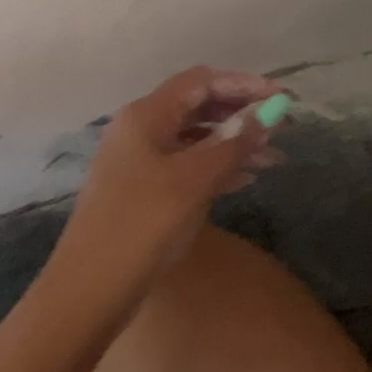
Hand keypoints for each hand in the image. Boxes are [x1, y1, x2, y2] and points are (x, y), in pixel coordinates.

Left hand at [56, 66, 284, 288]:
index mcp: (146, 115)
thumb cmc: (142, 225)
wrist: (91, 289)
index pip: (201, 82)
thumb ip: (232, 144)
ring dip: (233, 142)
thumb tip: (266, 115)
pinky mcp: (144, 190)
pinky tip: (246, 178)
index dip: (243, 84)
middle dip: (240, 113)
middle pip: (198, 106)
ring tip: (273, 158)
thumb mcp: (194, 180)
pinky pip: (187, 165)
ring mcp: (140, 161)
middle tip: (280, 127)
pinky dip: (217, 166)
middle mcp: (141, 129)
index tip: (280, 98)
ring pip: (195, 138)